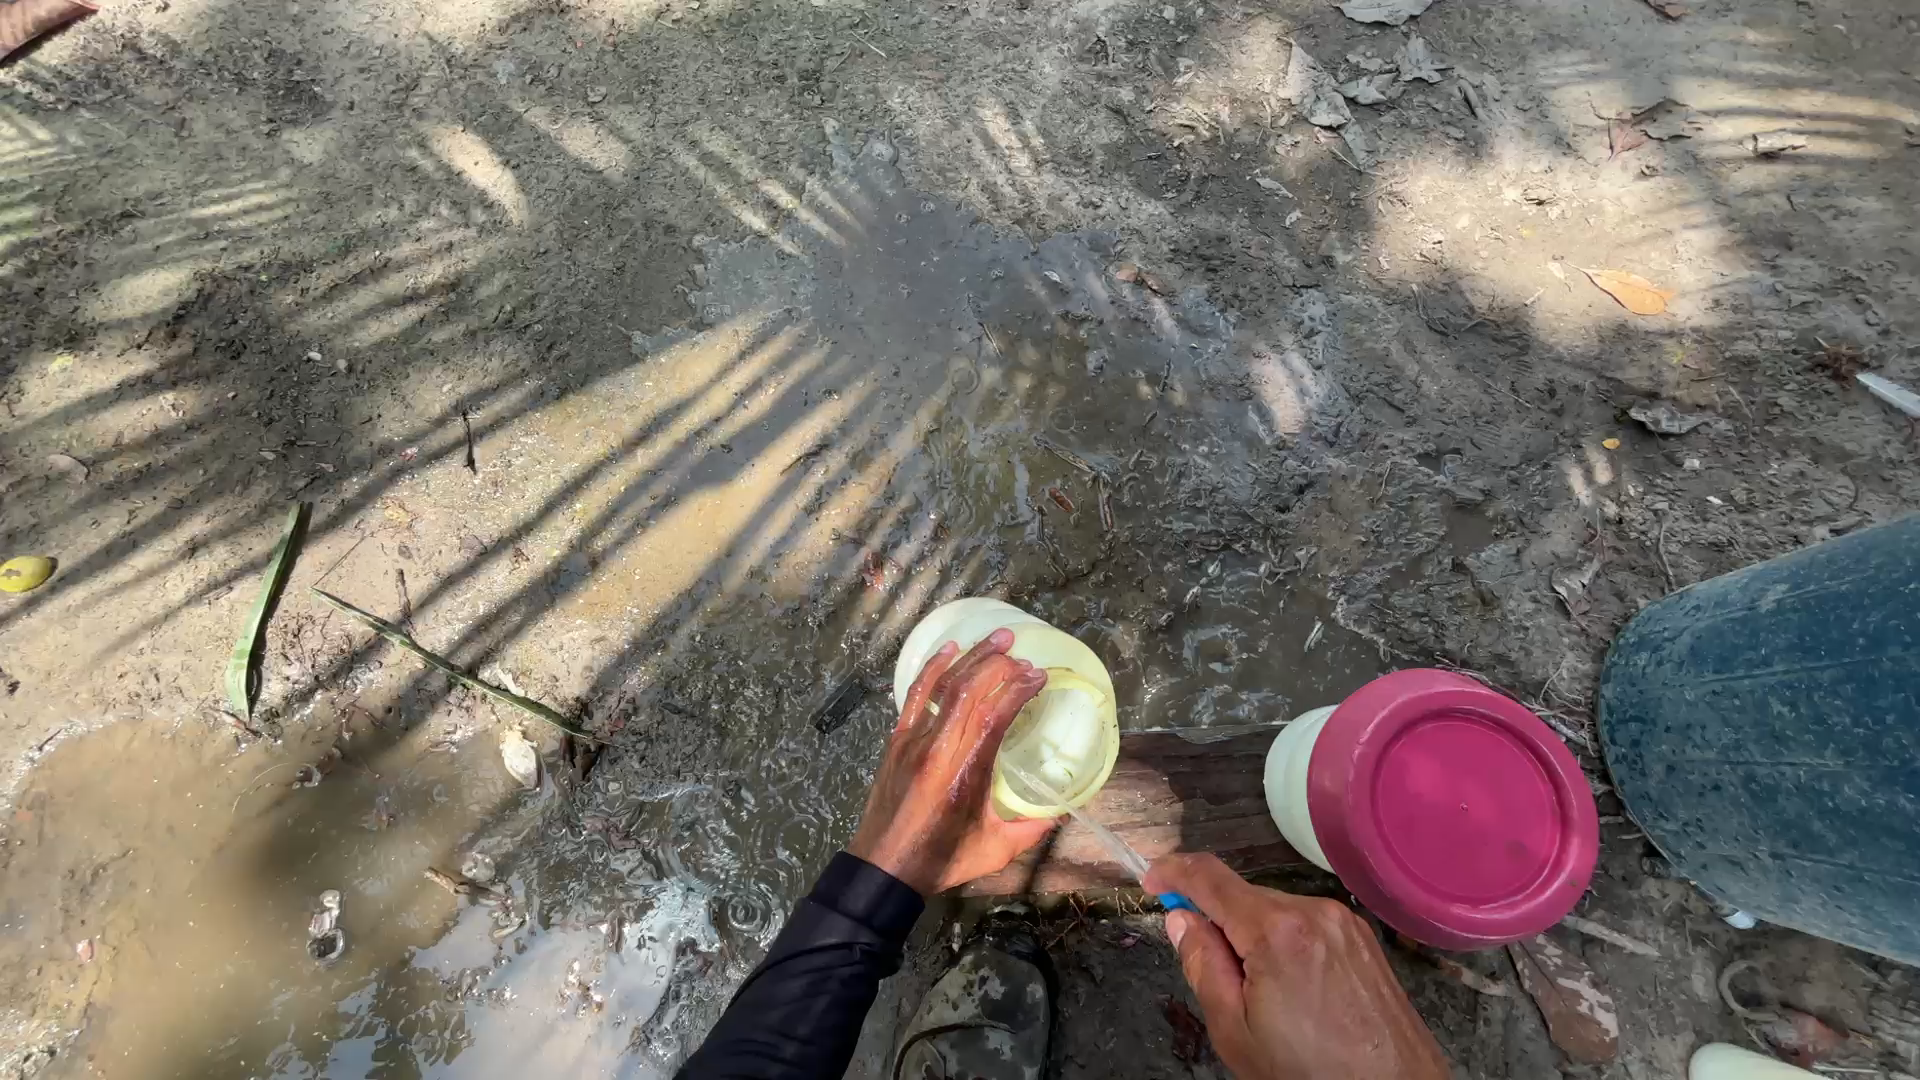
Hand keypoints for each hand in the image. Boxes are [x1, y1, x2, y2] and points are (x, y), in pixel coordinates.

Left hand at [848, 629, 1057, 894]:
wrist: (883, 867)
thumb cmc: (941, 859)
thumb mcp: (995, 850)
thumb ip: (1032, 829)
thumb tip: (1062, 809)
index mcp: (964, 774)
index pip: (993, 717)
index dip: (1017, 690)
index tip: (1038, 676)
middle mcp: (937, 749)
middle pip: (968, 690)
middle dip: (996, 664)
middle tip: (1021, 651)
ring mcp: (913, 740)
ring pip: (943, 686)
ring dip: (971, 657)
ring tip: (998, 638)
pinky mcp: (897, 739)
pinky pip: (915, 694)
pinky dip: (932, 668)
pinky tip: (949, 649)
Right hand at [1143, 853, 1450, 1079]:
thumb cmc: (1310, 1076)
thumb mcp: (1235, 1033)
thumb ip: (1201, 964)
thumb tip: (1181, 918)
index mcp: (1276, 929)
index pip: (1207, 875)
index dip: (1171, 871)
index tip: (1150, 882)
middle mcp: (1311, 909)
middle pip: (1240, 895)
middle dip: (1215, 918)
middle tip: (1212, 970)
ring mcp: (1343, 921)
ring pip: (1271, 909)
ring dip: (1249, 932)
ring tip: (1261, 993)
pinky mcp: (1363, 937)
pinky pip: (1303, 922)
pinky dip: (1281, 940)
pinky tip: (1292, 989)